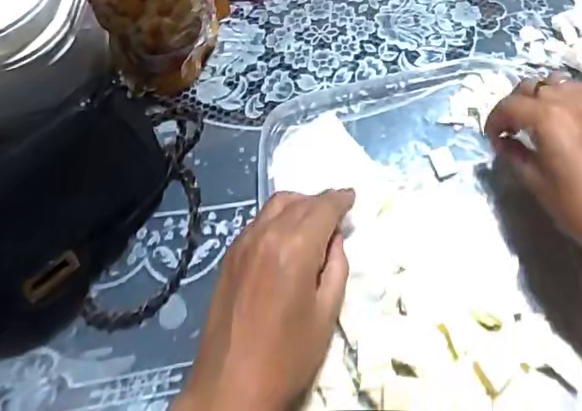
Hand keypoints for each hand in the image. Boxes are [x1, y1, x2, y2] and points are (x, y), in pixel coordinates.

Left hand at [175, 189, 353, 410]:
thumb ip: (336, 267)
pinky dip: (278, 217)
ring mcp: (244, 240)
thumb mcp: (326, 314)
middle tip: (338, 212)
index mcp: (295, 246)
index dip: (340, 199)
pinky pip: (259, 220)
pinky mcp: (230, 254)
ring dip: (299, 204)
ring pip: (276, 205)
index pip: (323, 207)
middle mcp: (267, 232)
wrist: (230, 386)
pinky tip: (286, 235)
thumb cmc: (287, 356)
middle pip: (300, 201)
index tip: (352, 196)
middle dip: (321, 202)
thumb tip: (334, 238)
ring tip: (313, 220)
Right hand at [483, 76, 581, 259]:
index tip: (492, 138)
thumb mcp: (536, 182)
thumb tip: (503, 142)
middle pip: (529, 88)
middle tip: (509, 131)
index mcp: (546, 117)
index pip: (509, 106)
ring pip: (552, 84)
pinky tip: (562, 115)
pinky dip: (564, 95)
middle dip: (513, 106)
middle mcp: (566, 101)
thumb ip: (514, 154)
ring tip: (533, 121)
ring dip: (537, 97)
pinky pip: (577, 90)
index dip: (494, 121)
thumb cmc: (578, 208)